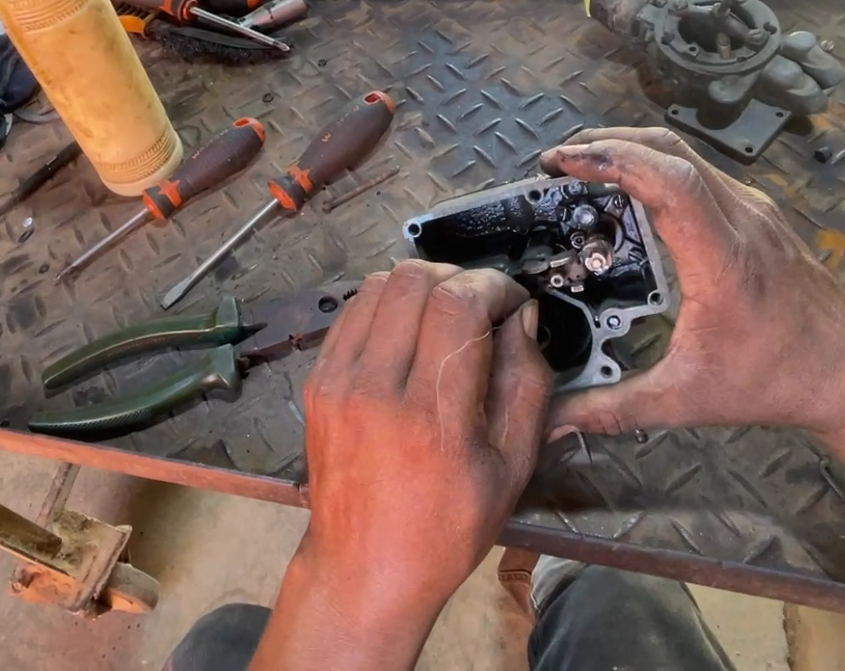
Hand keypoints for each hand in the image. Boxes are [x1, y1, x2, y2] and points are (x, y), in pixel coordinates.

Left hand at [268, 264, 549, 663]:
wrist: (362, 567)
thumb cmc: (445, 527)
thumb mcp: (511, 468)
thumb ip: (526, 383)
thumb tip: (522, 317)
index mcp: (433, 415)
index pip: (459, 304)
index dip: (493, 286)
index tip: (511, 300)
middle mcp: (377, 387)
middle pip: (415, 280)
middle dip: (459, 277)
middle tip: (480, 303)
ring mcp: (338, 380)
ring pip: (379, 283)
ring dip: (421, 283)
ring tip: (444, 311)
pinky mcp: (318, 380)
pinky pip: (352, 310)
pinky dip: (386, 302)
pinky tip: (407, 327)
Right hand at [541, 128, 844, 439]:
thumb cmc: (775, 381)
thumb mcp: (687, 399)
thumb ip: (614, 408)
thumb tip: (552, 419)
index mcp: (725, 259)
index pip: (671, 183)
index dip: (614, 160)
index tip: (563, 161)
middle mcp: (742, 220)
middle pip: (670, 149)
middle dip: (605, 143)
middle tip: (556, 160)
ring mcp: (752, 209)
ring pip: (684, 151)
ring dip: (627, 146)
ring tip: (579, 164)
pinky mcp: (754, 210)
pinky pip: (696, 168)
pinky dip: (651, 162)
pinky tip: (625, 185)